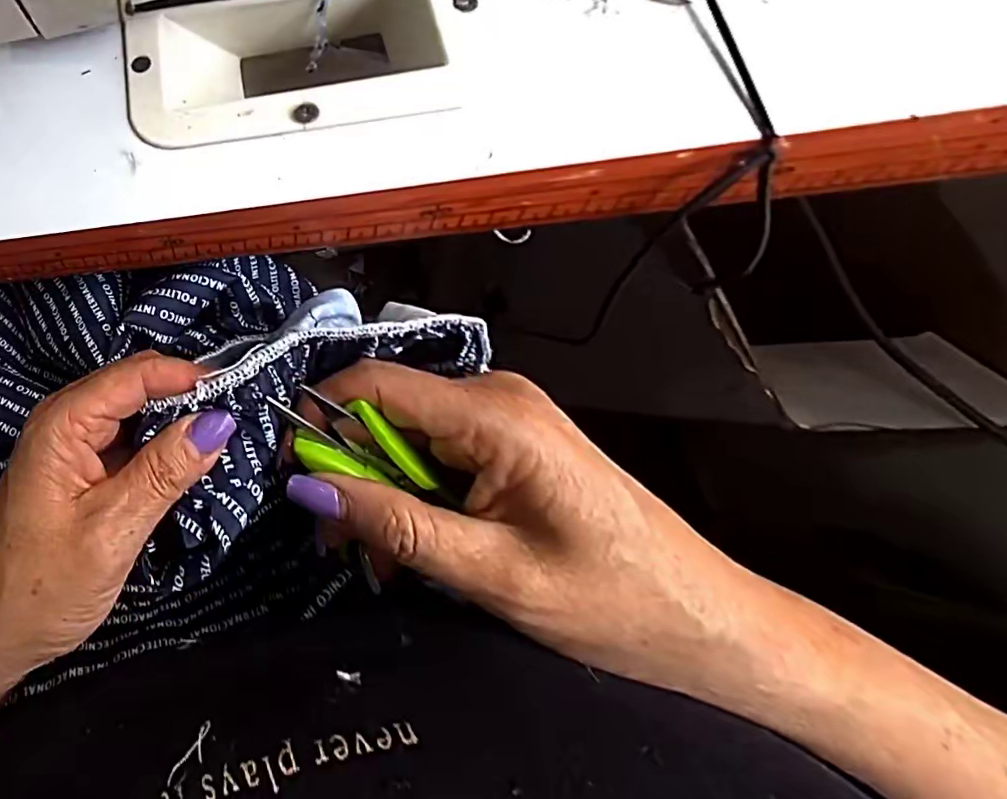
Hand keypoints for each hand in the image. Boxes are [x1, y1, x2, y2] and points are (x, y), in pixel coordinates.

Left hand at [0, 352, 235, 761]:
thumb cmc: (41, 588)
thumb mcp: (112, 529)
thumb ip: (165, 470)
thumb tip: (218, 422)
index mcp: (62, 423)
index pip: (134, 375)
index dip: (185, 375)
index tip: (234, 389)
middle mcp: (66, 420)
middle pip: (136, 385)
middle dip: (185, 394)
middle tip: (235, 415)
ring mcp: (73, 443)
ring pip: (136, 411)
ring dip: (176, 419)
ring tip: (222, 434)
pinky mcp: (83, 466)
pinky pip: (130, 439)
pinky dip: (161, 443)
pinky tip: (189, 458)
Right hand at [284, 360, 778, 701]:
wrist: (713, 622)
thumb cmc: (618, 603)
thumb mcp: (491, 574)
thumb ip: (393, 524)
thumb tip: (311, 489)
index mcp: (495, 415)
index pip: (374, 383)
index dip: (320, 416)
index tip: (294, 469)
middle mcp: (495, 396)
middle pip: (386, 411)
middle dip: (352, 470)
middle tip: (341, 539)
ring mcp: (504, 413)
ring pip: (406, 435)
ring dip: (383, 490)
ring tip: (387, 556)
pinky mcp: (508, 437)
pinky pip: (436, 449)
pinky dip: (414, 490)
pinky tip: (421, 540)